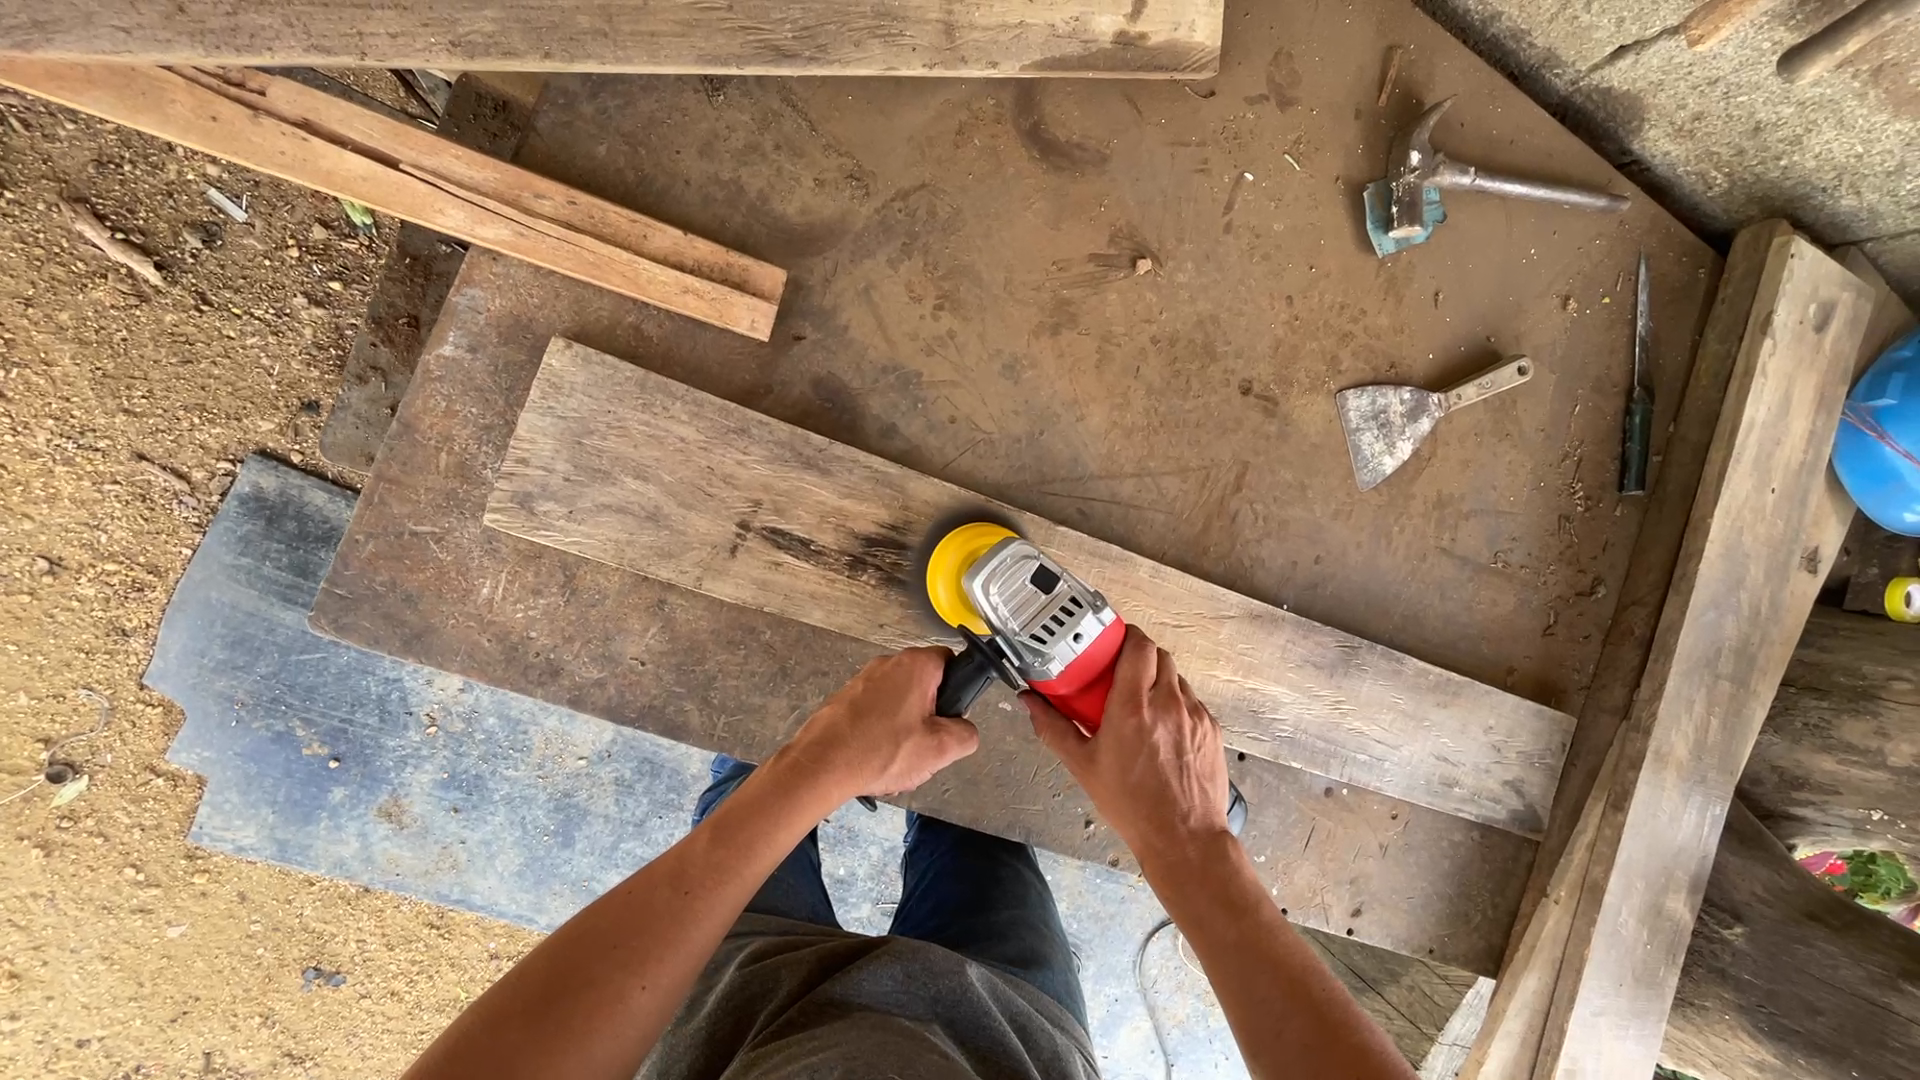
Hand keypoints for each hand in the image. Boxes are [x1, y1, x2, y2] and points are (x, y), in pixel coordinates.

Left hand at [781, 646, 980, 801]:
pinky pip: (876, 712)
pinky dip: (881, 733)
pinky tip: (877, 759)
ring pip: (900, 702)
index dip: (958, 688)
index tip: (952, 713)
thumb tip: (965, 730)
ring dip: (905, 728)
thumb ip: (966, 734)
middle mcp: (888, 664)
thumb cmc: (880, 751)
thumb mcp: (941, 748)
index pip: (952, 660)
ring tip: (899, 757)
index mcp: (916, 665)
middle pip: (925, 684)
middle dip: (930, 715)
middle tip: (927, 743)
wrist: (822, 765)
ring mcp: (864, 680)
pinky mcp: (846, 698)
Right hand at [1024, 626, 1230, 866]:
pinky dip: (1176, 704)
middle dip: (1139, 657)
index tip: (1111, 641)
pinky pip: (1192, 701)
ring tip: (1141, 705)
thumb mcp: (1082, 765)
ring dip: (1158, 681)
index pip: (1137, 646)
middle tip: (1120, 673)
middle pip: (1158, 655)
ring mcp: (1194, 715)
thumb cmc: (1133, 805)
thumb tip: (1030, 702)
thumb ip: (1053, 727)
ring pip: (1176, 677)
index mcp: (1132, 707)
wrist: (1183, 837)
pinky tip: (1162, 729)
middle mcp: (1167, 704)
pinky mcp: (1211, 729)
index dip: (1125, 636)